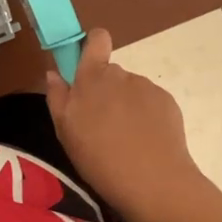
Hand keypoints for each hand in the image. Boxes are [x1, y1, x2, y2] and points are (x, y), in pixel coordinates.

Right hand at [44, 29, 204, 220]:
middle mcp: (121, 74)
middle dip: (106, 91)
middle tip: (102, 124)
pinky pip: (151, 104)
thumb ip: (57, 97)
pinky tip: (145, 143)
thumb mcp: (65, 131)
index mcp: (92, 77)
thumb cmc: (99, 158)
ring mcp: (147, 88)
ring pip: (131, 91)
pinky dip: (146, 118)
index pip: (97, 39)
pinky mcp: (168, 103)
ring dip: (126, 106)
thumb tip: (54, 73)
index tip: (87, 66)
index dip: (93, 45)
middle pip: (111, 73)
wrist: (153, 182)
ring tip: (125, 139)